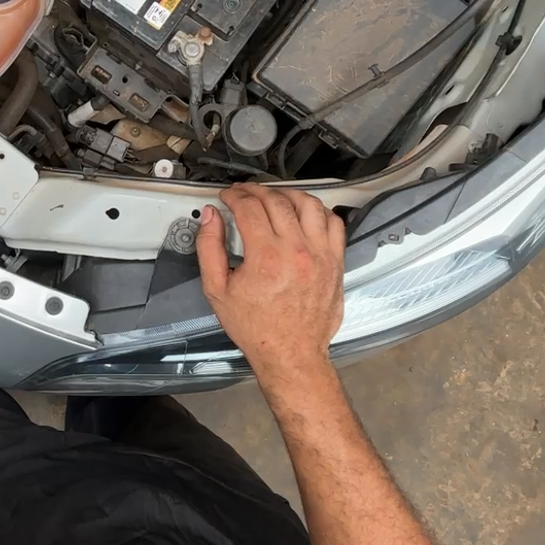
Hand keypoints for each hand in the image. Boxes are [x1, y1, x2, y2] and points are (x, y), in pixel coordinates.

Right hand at [196, 184, 346, 387]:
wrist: (291, 353)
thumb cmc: (256, 327)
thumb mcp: (217, 289)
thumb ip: (209, 248)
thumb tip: (211, 217)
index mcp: (266, 257)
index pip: (249, 207)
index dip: (234, 196)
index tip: (227, 197)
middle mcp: (296, 251)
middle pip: (276, 200)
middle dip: (255, 191)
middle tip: (243, 193)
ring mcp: (320, 255)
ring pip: (308, 204)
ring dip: (286, 194)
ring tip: (272, 197)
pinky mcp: (335, 262)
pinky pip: (333, 222)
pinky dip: (317, 210)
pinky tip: (303, 213)